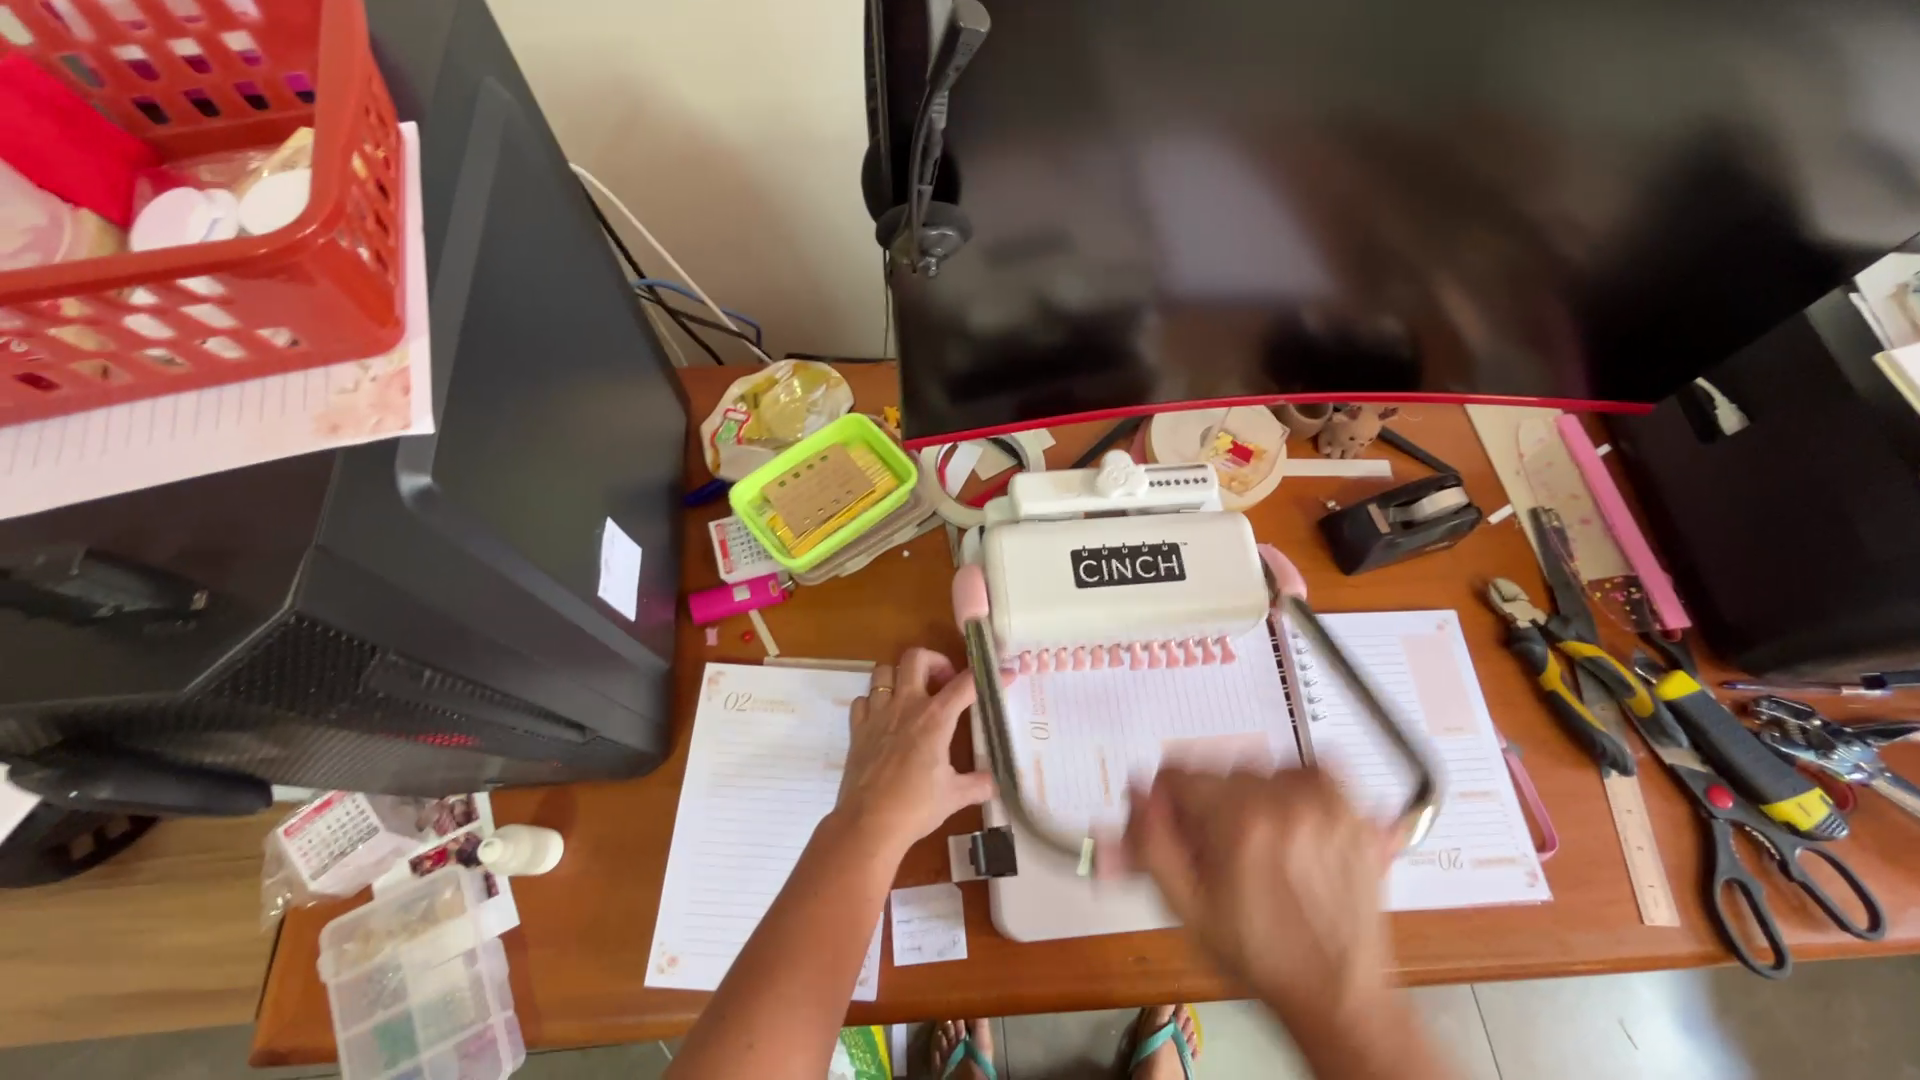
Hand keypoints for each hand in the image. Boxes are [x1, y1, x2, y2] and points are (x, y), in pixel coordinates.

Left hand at [835, 648, 995, 856]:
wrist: (868, 824)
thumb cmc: (916, 807)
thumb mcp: (955, 796)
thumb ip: (978, 785)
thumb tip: (995, 784)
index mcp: (935, 718)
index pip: (966, 684)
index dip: (990, 675)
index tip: (1007, 674)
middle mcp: (905, 706)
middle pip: (916, 658)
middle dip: (935, 661)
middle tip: (945, 683)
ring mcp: (877, 714)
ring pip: (884, 671)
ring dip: (900, 677)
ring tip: (913, 695)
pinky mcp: (857, 729)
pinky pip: (863, 700)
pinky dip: (874, 702)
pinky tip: (884, 719)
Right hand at [1124, 766, 1399, 1026]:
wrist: (1336, 993)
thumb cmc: (1259, 955)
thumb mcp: (1186, 907)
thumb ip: (1152, 842)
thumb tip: (1136, 791)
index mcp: (1237, 820)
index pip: (1176, 775)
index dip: (1168, 806)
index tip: (1178, 833)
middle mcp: (1283, 801)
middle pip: (1219, 773)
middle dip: (1209, 806)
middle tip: (1218, 850)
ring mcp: (1325, 805)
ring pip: (1262, 770)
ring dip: (1251, 797)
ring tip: (1258, 842)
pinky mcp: (1354, 814)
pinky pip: (1313, 769)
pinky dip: (1297, 785)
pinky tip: (1292, 818)